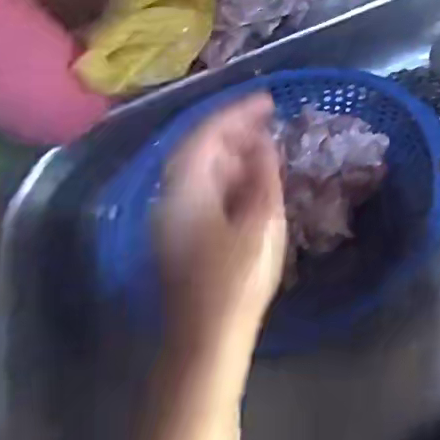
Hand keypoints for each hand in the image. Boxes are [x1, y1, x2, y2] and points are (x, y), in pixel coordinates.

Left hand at [156, 93, 287, 346]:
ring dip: (231, 151)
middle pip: (197, 151)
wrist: (209, 339)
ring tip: (264, 142)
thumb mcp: (261, 219)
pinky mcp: (184, 236)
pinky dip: (228, 174)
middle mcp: (172, 199)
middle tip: (268, 117)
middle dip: (233, 129)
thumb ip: (261, 174)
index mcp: (185, 191)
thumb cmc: (237, 278)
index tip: (267, 100)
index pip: (205, 136)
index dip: (235, 112)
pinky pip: (204, 188)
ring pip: (200, 170)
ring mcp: (175, 220)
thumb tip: (262, 142)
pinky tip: (252, 177)